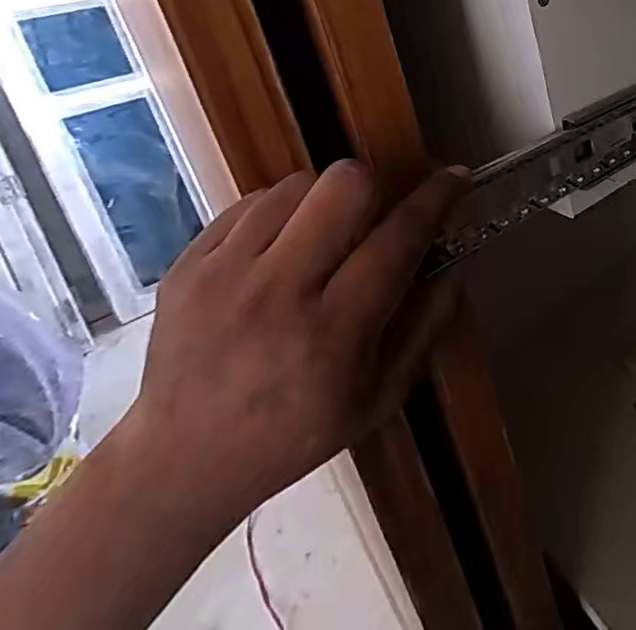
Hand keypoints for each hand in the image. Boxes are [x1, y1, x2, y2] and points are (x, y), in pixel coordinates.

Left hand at [109, 161, 469, 539]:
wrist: (181, 459)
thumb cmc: (293, 434)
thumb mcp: (377, 399)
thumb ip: (425, 328)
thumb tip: (454, 266)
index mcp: (333, 333)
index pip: (397, 239)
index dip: (435, 198)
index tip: (455, 175)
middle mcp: (278, 292)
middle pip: (344, 185)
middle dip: (374, 186)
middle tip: (371, 216)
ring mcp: (225, 272)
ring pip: (297, 184)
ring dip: (324, 200)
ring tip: (319, 238)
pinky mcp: (190, 262)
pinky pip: (252, 201)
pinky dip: (279, 213)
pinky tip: (278, 250)